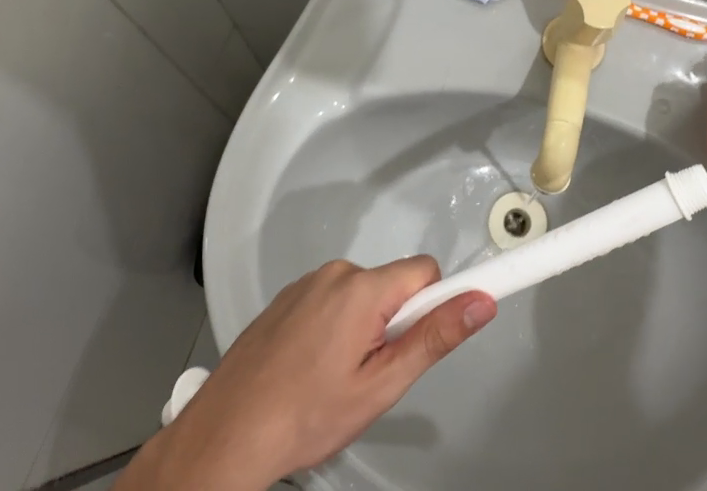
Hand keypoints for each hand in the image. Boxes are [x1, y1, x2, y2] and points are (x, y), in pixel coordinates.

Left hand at [140, 258, 495, 489]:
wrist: (227, 434)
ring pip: (362, 296)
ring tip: (338, 377)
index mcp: (361, 290)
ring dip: (364, 327)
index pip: (426, 271)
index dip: (441, 300)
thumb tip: (479, 302)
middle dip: (396, 323)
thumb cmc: (303, 416)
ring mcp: (305, 285)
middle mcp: (334, 274)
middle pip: (393, 285)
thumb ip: (435, 338)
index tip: (459, 313)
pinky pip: (331, 301)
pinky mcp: (286, 299)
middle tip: (375, 372)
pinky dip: (334, 327)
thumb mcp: (382, 385)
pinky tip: (314, 368)